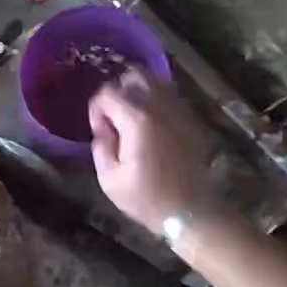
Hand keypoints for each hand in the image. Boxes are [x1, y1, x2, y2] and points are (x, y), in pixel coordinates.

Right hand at [89, 69, 211, 233]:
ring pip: (155, 81)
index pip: (108, 92)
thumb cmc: (145, 197)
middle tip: (113, 117)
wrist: (189, 210)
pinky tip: (149, 125)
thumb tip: (103, 127)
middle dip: (117, 92)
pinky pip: (169, 96)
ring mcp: (179, 110)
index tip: (99, 131)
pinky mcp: (190, 119)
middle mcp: (159, 107)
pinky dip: (154, 101)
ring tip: (130, 118)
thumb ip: (100, 144)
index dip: (96, 109)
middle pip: (134, 76)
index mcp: (136, 120)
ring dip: (137, 93)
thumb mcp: (108, 177)